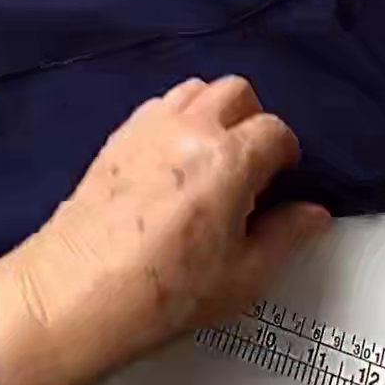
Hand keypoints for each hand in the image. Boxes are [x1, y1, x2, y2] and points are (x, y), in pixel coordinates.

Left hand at [0, 76, 331, 384]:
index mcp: (227, 159)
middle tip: (250, 164)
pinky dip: (177, 118)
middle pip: (236, 92)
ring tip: (211, 157)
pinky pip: (158, 106)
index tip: (280, 178)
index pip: (274, 130)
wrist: (72, 295)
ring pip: (195, 90)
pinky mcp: (117, 137)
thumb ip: (286, 237)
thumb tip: (312, 214)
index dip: (285, 154)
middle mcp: (187, 129)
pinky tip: (173, 160)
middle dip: (252, 120)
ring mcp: (146, 128)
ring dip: (213, 113)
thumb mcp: (241, 278)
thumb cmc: (158, 293)